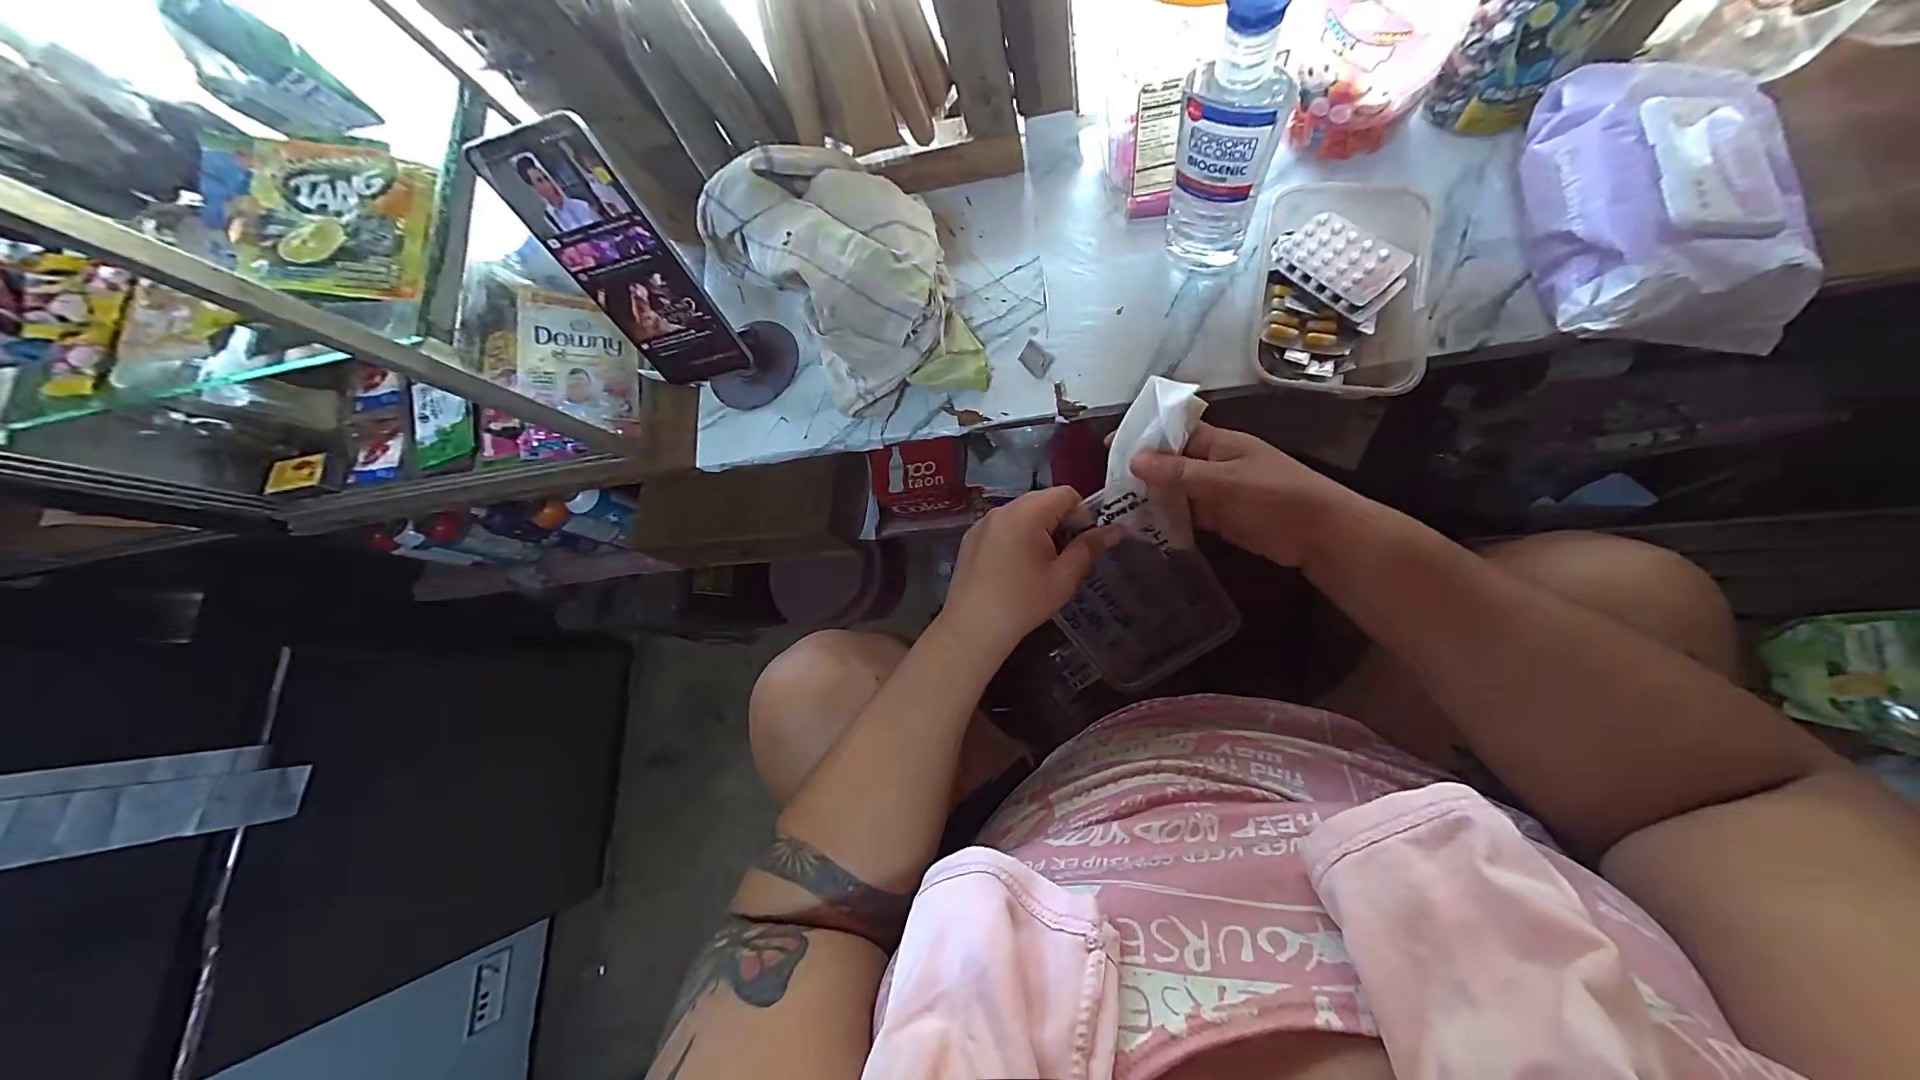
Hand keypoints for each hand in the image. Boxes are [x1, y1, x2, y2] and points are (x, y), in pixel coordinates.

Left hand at [935, 486, 1118, 656]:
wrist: (973, 627)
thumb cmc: (1023, 601)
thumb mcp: (1064, 577)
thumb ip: (1090, 548)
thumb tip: (1116, 530)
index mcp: (1027, 513)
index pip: (1065, 494)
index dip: (1082, 514)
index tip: (1083, 544)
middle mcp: (1002, 510)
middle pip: (1042, 501)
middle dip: (1060, 522)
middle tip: (1064, 557)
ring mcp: (982, 523)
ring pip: (1021, 514)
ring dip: (1038, 530)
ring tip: (1040, 565)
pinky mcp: (971, 538)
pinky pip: (1002, 527)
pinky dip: (1016, 537)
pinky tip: (1014, 569)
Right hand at [1128, 423, 1362, 567]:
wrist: (1321, 535)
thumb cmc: (1278, 496)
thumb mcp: (1226, 481)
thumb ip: (1179, 473)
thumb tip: (1134, 460)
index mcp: (1217, 444)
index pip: (1172, 432)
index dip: (1142, 436)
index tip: (1109, 445)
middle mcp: (1212, 464)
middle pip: (1168, 462)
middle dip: (1139, 470)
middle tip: (1105, 484)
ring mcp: (1214, 492)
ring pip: (1173, 490)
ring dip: (1149, 496)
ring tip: (1115, 507)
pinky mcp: (1218, 518)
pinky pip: (1184, 513)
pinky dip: (1165, 518)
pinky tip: (1142, 526)